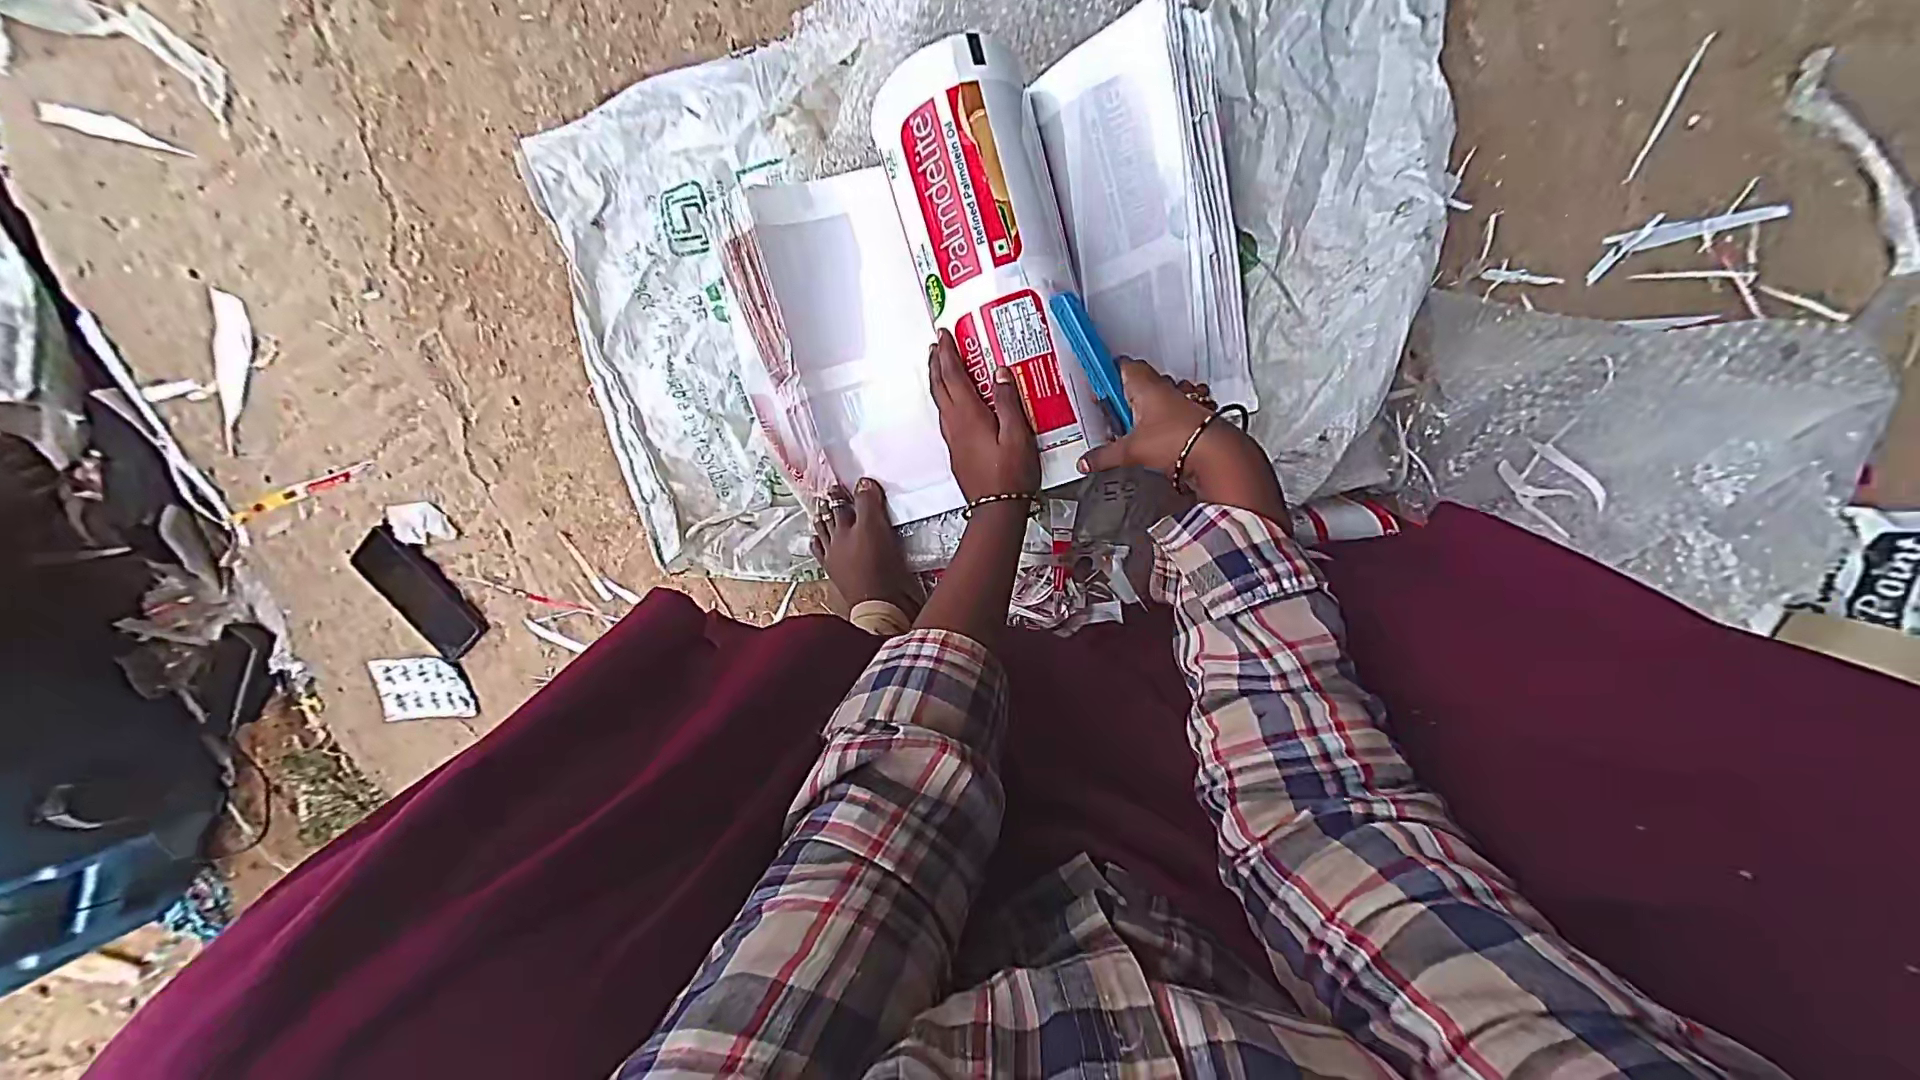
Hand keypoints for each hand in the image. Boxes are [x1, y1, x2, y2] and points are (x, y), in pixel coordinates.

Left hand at [928, 329, 1040, 501]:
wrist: (996, 508)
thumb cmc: (1010, 475)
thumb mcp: (1017, 434)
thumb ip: (1008, 401)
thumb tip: (1000, 372)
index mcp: (968, 415)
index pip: (952, 374)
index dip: (947, 352)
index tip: (944, 334)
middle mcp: (955, 424)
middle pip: (939, 386)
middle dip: (937, 362)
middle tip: (938, 345)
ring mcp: (953, 439)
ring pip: (940, 401)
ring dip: (939, 380)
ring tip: (943, 367)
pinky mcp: (957, 451)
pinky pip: (947, 416)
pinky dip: (947, 399)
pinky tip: (956, 402)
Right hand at [1076, 357, 1287, 524]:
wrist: (1214, 455)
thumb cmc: (1178, 439)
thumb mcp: (1131, 451)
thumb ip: (1104, 456)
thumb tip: (1086, 461)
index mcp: (1145, 385)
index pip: (1122, 365)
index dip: (1107, 370)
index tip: (1095, 378)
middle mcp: (1163, 388)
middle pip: (1137, 381)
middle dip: (1120, 393)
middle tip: (1106, 408)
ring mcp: (1178, 402)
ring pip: (1153, 396)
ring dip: (1139, 407)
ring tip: (1125, 426)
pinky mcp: (1188, 418)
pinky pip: (1166, 413)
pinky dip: (1155, 421)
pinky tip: (1147, 438)